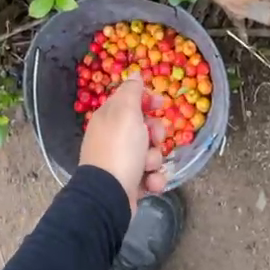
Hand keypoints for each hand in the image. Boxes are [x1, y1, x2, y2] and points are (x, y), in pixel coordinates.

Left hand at [78, 76, 168, 209]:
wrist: (109, 196)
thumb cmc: (120, 148)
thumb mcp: (126, 112)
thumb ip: (132, 91)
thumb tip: (134, 73)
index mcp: (109, 117)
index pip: (130, 101)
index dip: (147, 101)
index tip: (160, 104)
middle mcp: (113, 137)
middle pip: (145, 127)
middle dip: (156, 134)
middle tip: (154, 139)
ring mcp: (121, 161)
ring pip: (151, 152)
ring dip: (155, 159)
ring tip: (148, 167)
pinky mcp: (129, 183)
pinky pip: (150, 175)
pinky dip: (153, 179)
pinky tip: (150, 183)